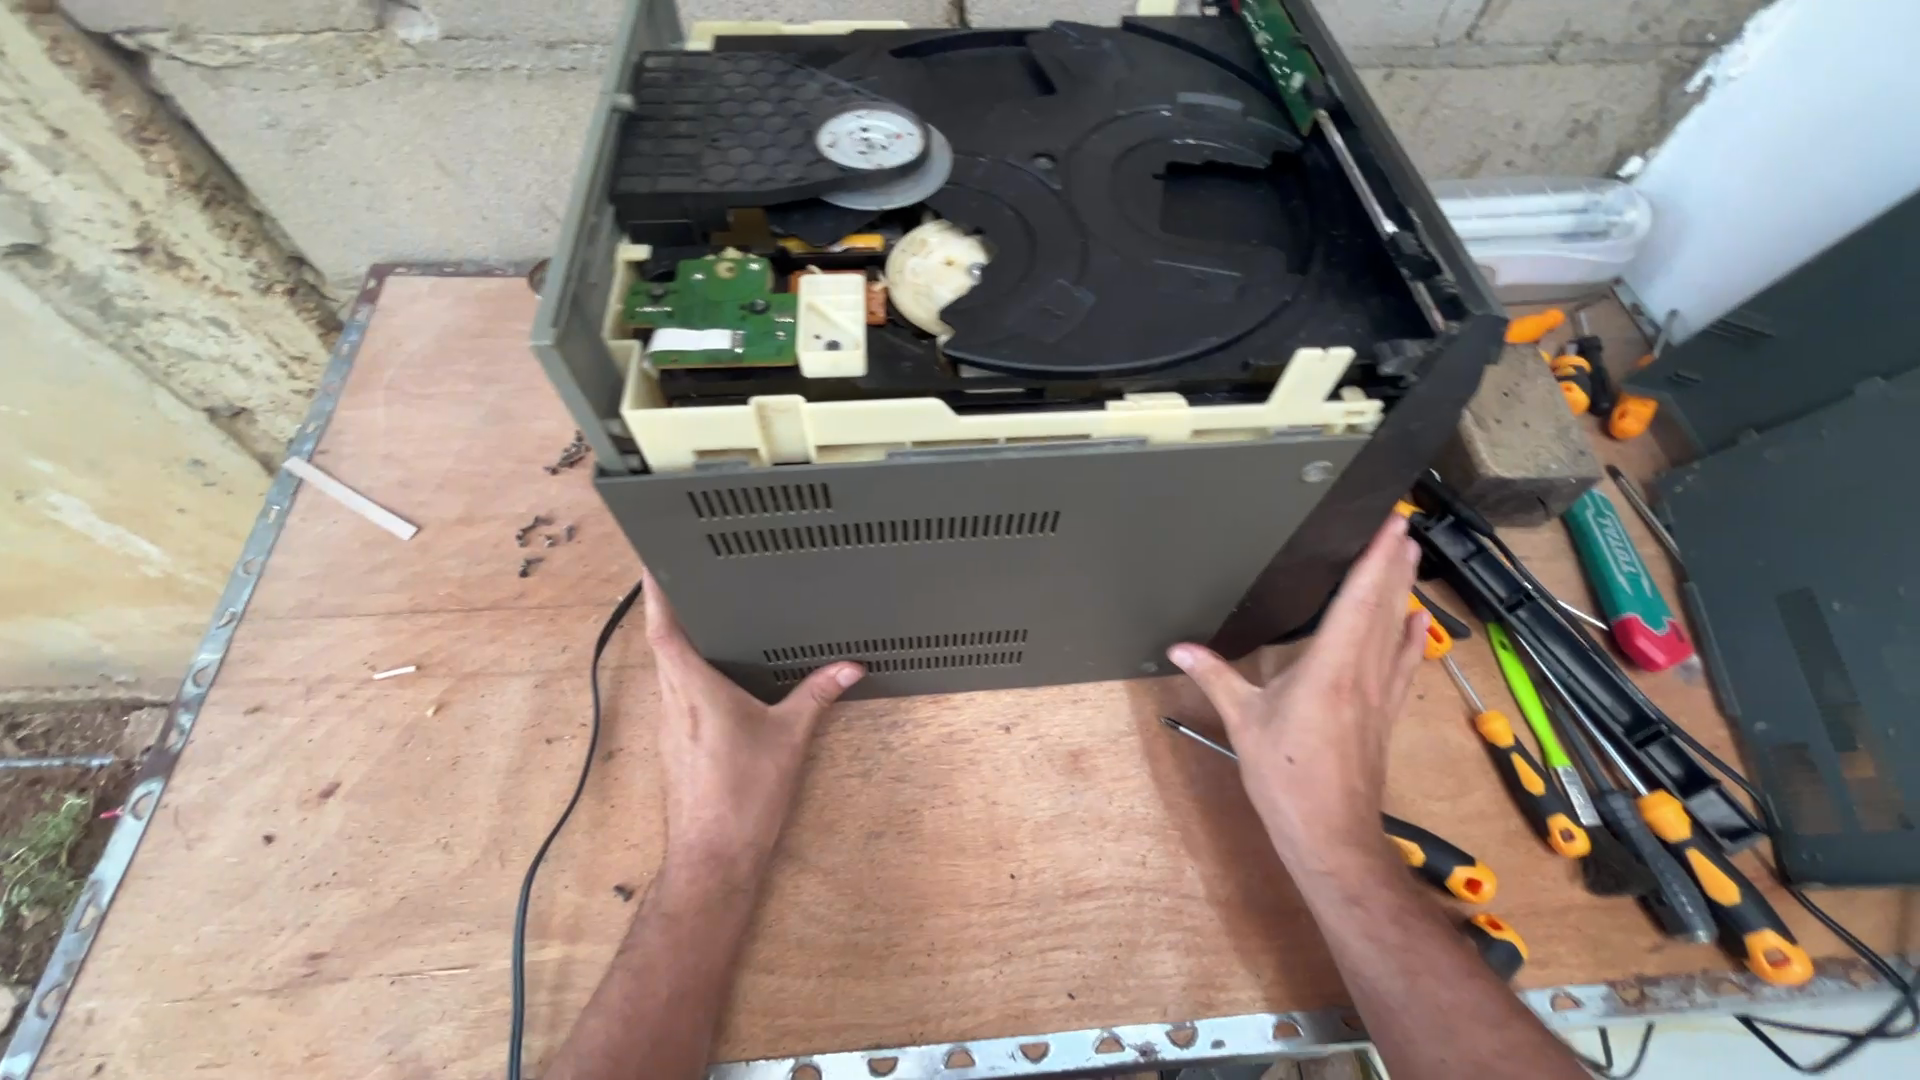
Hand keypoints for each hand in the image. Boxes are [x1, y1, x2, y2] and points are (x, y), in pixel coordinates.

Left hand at [643, 568, 862, 880]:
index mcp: (694, 690)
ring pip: (665, 669)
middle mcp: (672, 701)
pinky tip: (709, 672)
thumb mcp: (790, 737)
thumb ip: (817, 694)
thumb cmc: (746, 792)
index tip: (651, 563)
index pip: (665, 630)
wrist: (714, 854)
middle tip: (684, 576)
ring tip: (698, 614)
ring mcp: (668, 724)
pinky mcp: (673, 743)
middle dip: (668, 609)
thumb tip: (851, 666)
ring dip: (675, 641)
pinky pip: (673, 692)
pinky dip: (684, 670)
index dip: (654, 594)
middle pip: (661, 644)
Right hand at [1166, 514, 1428, 862]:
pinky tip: (1418, 623)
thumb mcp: (1242, 721)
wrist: (1331, 833)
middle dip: (1395, 563)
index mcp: (1332, 668)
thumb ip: (1214, 676)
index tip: (1390, 526)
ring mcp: (1381, 694)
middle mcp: (1365, 673)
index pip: (1359, 600)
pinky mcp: (1385, 713)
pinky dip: (1412, 637)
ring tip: (1410, 556)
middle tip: (1402, 526)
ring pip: (1399, 630)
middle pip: (1386, 607)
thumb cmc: (1285, 776)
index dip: (1376, 559)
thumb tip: (1178, 648)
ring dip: (1406, 590)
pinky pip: (1404, 664)